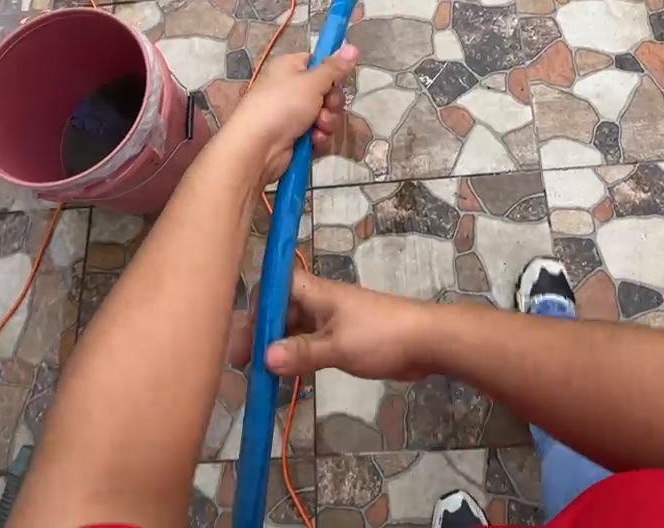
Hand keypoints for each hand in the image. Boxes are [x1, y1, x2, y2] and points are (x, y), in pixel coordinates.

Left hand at [226, 46, 358, 183]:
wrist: (258, 146)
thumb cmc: (283, 104)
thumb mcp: (313, 82)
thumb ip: (335, 68)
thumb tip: (353, 47)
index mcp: (290, 67)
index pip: (316, 62)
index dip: (330, 71)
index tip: (340, 78)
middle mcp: (290, 88)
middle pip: (326, 89)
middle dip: (332, 102)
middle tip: (327, 107)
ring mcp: (292, 112)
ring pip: (325, 113)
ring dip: (327, 121)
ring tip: (318, 127)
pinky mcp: (295, 134)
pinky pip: (317, 131)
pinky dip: (318, 136)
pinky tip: (312, 140)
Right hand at [227, 269, 433, 382]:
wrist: (425, 340)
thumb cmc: (381, 335)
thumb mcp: (338, 347)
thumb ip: (302, 353)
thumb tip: (263, 358)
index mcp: (317, 292)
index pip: (277, 285)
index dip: (257, 304)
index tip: (244, 334)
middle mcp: (320, 302)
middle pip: (281, 310)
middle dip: (259, 332)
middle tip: (239, 363)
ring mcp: (332, 320)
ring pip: (294, 329)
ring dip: (275, 346)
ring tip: (255, 374)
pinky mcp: (343, 339)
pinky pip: (309, 344)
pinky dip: (295, 357)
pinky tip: (284, 377)